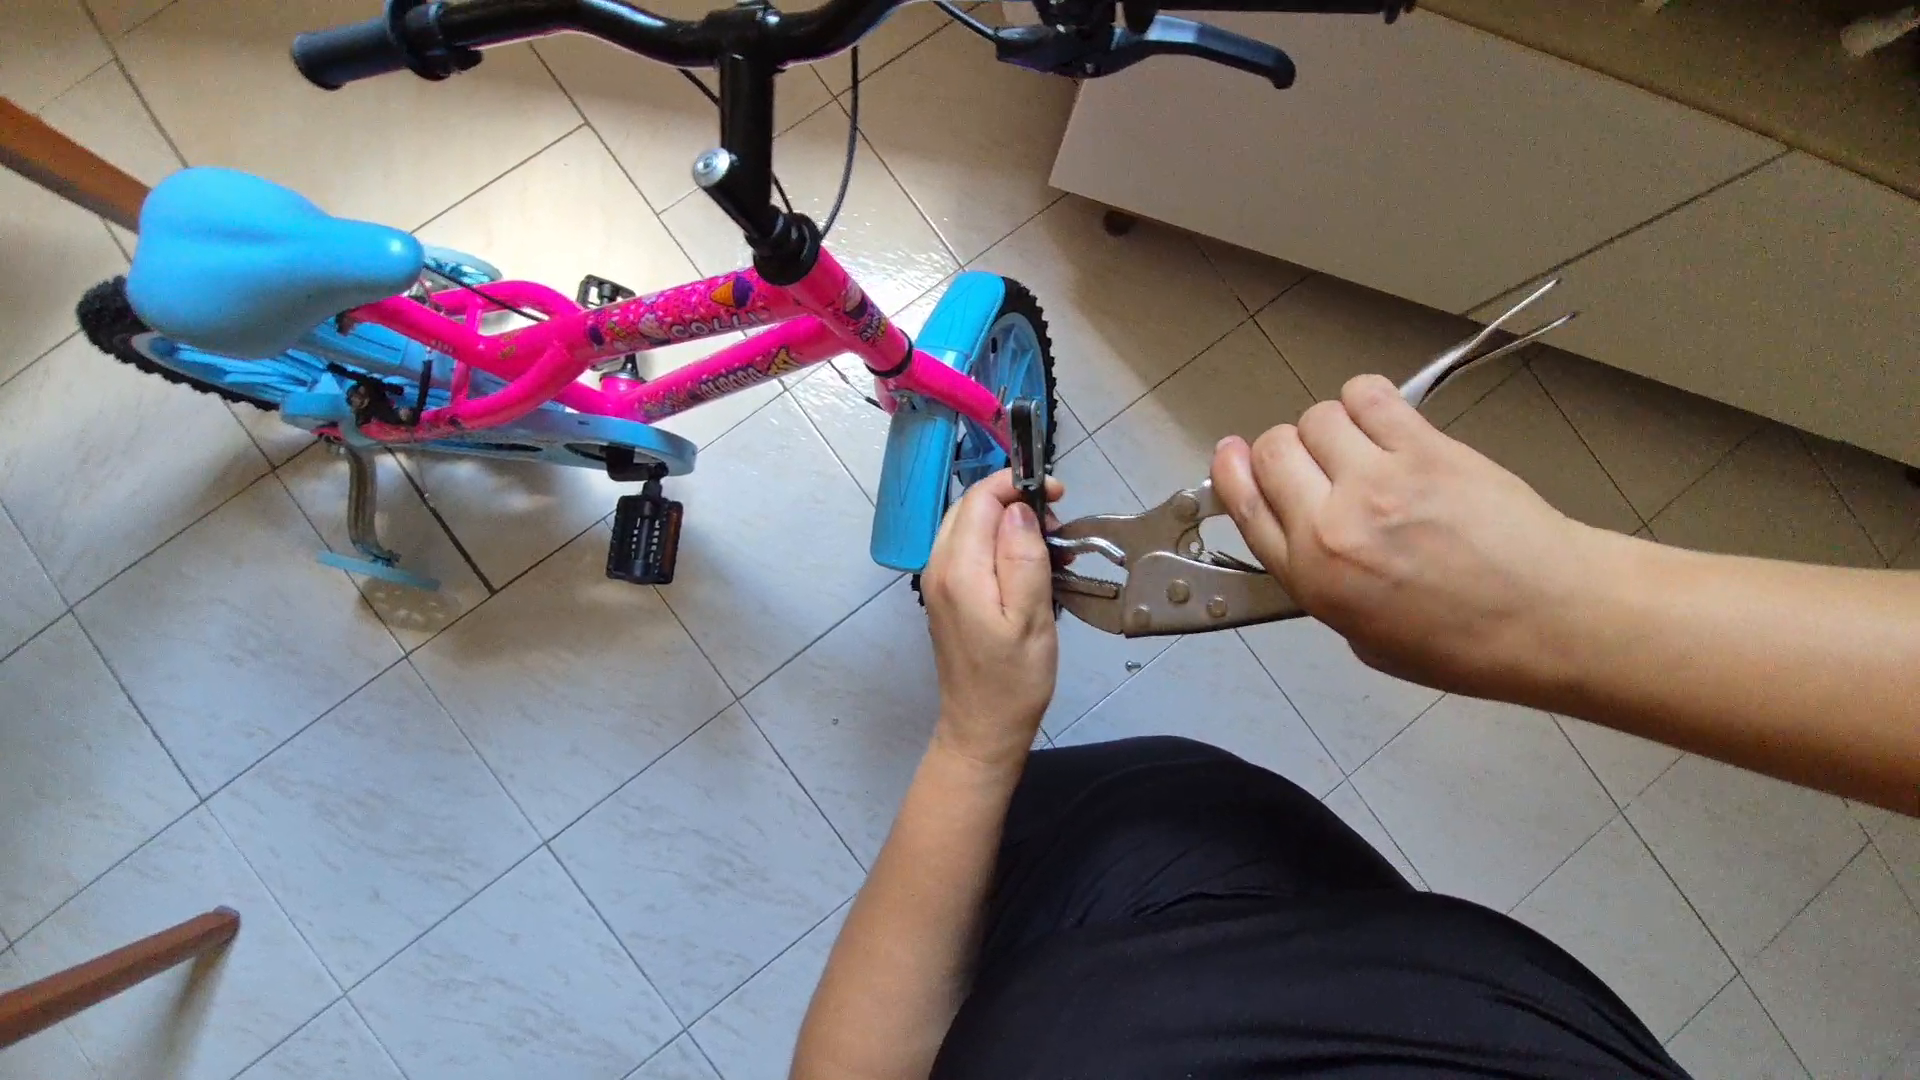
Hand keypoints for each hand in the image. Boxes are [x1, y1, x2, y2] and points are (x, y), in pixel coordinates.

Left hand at [920, 469, 1062, 769]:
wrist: (982, 727)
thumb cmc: (1014, 679)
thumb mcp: (1031, 617)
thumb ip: (1023, 557)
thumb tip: (1018, 509)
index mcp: (959, 569)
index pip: (980, 498)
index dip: (1017, 485)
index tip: (1057, 494)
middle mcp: (938, 567)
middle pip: (970, 507)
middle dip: (1014, 502)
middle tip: (1056, 528)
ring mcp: (937, 582)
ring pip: (968, 527)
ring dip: (1007, 524)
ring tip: (1048, 548)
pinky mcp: (945, 595)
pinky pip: (968, 550)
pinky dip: (997, 544)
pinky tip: (1026, 566)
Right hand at [1211, 374, 1601, 696]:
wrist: (1555, 617)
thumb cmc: (1460, 643)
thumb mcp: (1359, 635)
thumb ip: (1317, 580)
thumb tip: (1303, 531)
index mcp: (1311, 575)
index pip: (1244, 503)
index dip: (1230, 471)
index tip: (1230, 456)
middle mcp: (1332, 523)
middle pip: (1271, 449)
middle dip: (1278, 450)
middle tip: (1310, 462)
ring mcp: (1380, 481)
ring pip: (1317, 417)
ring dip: (1327, 427)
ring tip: (1356, 445)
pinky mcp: (1427, 449)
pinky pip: (1369, 396)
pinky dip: (1364, 399)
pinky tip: (1381, 419)